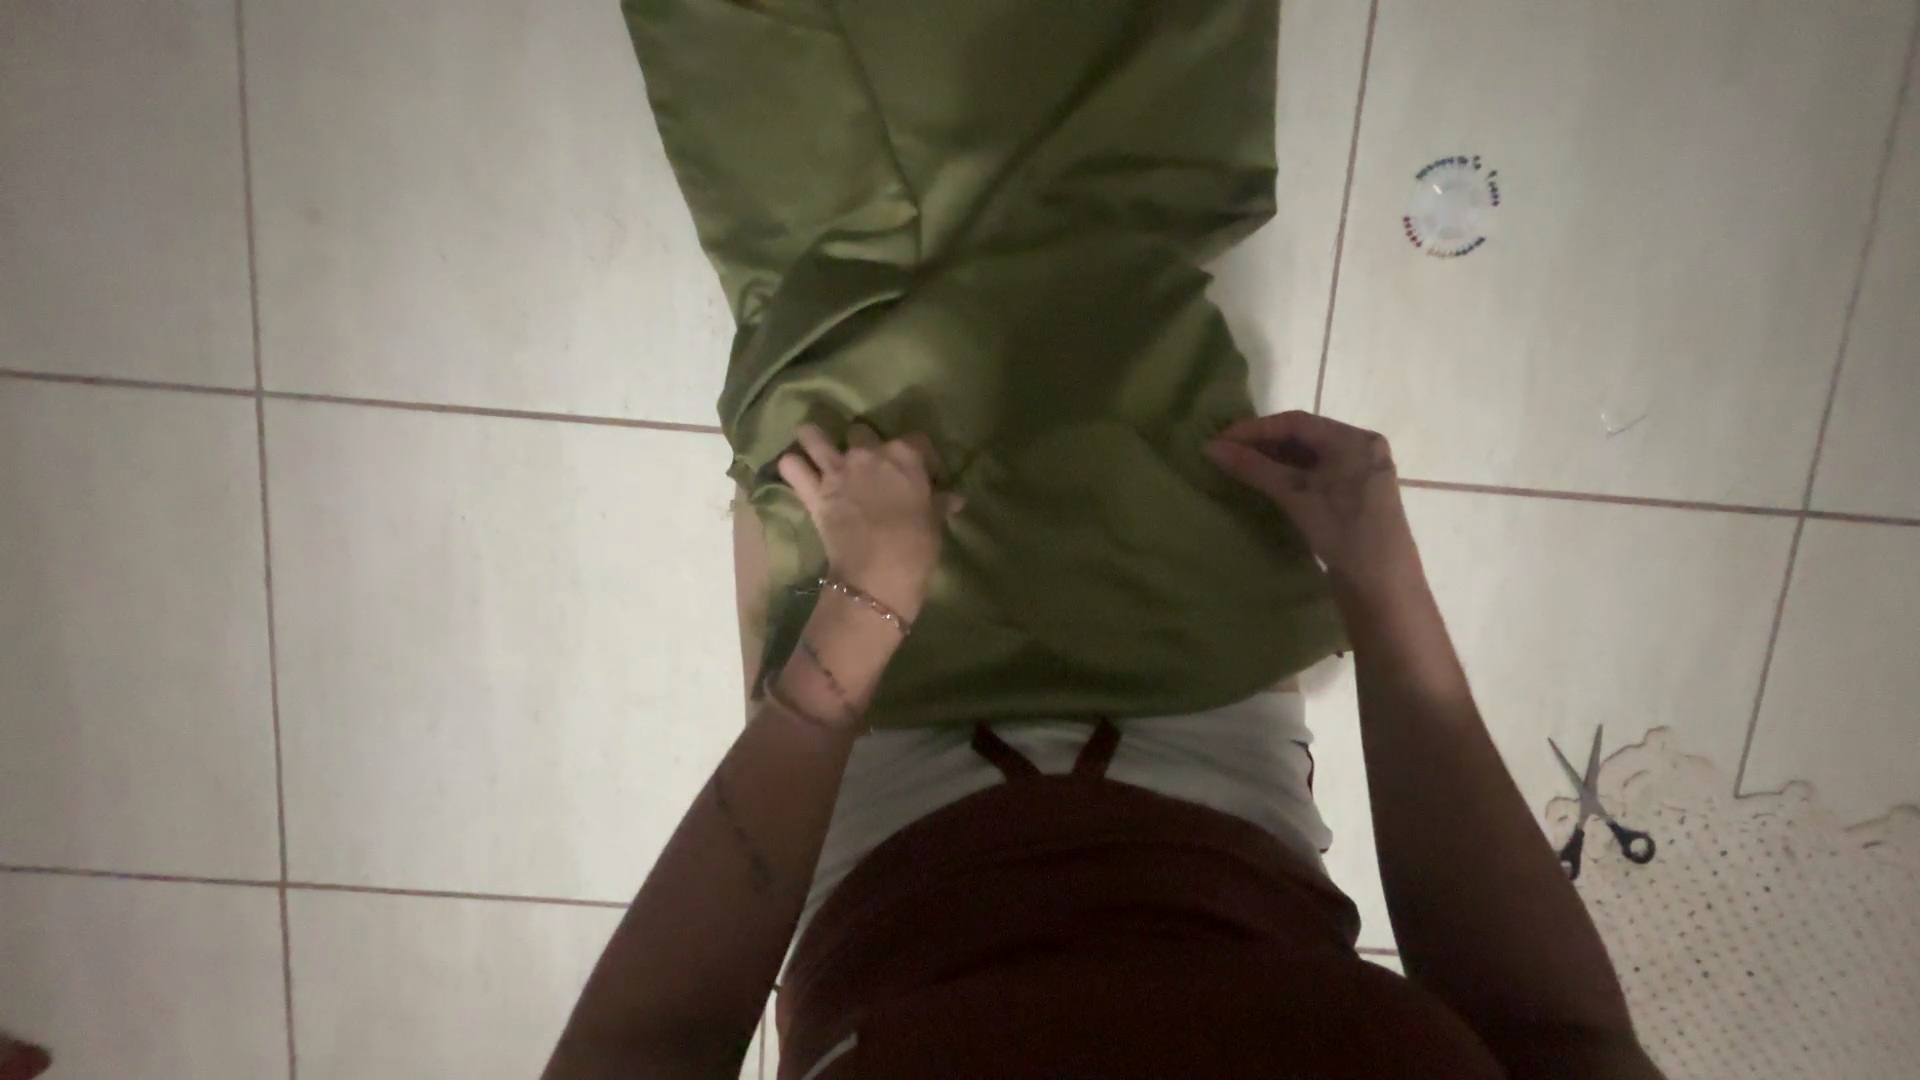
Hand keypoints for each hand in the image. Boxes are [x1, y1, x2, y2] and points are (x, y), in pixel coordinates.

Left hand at [777, 422, 958, 616]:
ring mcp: (837, 470)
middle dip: (866, 443)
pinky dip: (791, 466)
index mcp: (905, 455)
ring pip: (814, 435)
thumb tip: (955, 498)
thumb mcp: (934, 522)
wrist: (878, 574)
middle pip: (862, 431)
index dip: (922, 456)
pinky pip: (792, 467)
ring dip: (813, 438)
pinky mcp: (813, 492)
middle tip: (870, 466)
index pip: (918, 441)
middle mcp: (868, 453)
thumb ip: (940, 504)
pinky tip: (796, 470)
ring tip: (816, 445)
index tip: (925, 475)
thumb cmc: (916, 546)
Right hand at [1204, 411, 1422, 596]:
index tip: (1218, 441)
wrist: (1383, 587)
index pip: (1295, 422)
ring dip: (1271, 459)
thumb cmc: (1344, 533)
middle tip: (1222, 454)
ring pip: (1306, 456)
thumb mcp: (1296, 496)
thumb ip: (1254, 468)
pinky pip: (1314, 473)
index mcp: (1354, 440)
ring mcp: (1358, 472)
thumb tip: (1210, 448)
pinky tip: (1263, 482)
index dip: (1253, 429)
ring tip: (1236, 467)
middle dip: (1260, 443)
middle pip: (1302, 436)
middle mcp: (1360, 449)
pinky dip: (1286, 474)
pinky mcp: (1352, 495)